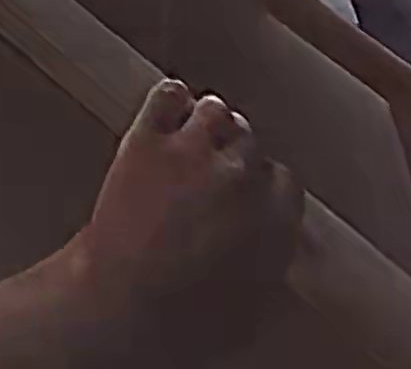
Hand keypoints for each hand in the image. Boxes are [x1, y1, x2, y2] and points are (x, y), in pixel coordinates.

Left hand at [61, 81, 302, 361]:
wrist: (126, 295)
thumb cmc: (188, 315)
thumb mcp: (253, 302)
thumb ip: (269, 258)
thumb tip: (273, 244)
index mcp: (275, 221)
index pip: (284, 180)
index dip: (264, 180)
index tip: (251, 183)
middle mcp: (241, 177)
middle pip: (248, 139)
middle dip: (235, 146)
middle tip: (218, 154)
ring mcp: (192, 151)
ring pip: (214, 109)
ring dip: (208, 118)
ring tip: (197, 125)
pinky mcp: (147, 137)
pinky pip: (167, 96)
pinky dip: (171, 94)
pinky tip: (171, 99)